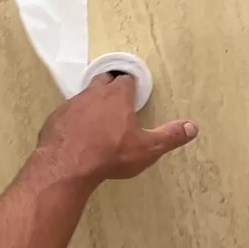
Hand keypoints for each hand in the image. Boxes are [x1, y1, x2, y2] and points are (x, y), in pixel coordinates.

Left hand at [27, 73, 196, 183]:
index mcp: (117, 96)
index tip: (134, 94)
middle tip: (117, 100)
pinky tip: (77, 134)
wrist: (66, 166)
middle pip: (104, 80)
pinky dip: (74, 119)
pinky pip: (67, 113)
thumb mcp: (147, 148)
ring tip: (98, 120)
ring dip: (92, 103)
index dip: (131, 86)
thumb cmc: (110, 154)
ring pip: (84, 96)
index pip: (126, 80)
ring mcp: (72, 104)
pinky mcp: (55, 117)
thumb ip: (170, 136)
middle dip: (111, 86)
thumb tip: (192, 127)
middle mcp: (94, 93)